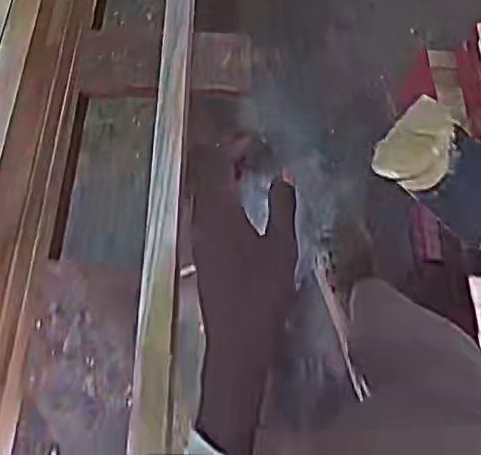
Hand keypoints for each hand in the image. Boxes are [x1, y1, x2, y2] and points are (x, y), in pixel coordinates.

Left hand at [191, 143, 295, 454]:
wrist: (236, 341)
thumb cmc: (262, 293)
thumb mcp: (281, 248)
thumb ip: (282, 207)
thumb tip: (284, 176)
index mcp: (218, 210)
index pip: (217, 163)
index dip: (232, 146)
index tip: (251, 139)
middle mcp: (200, 216)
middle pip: (205, 173)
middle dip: (224, 155)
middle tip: (249, 149)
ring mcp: (196, 233)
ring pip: (203, 190)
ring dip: (220, 174)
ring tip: (244, 169)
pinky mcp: (199, 247)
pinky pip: (204, 206)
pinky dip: (218, 193)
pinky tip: (236, 202)